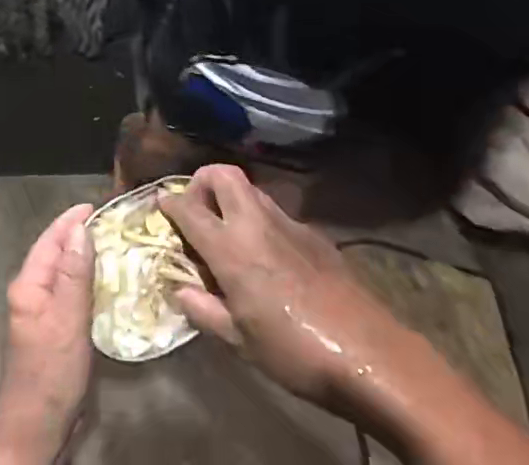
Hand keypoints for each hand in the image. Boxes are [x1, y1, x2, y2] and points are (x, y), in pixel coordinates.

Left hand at [0, 203, 95, 464]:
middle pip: (56, 253)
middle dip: (79, 235)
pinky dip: (87, 282)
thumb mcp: (65, 320)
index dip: (71, 220)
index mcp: (28, 284)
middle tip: (113, 224)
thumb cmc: (49, 372)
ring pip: (64, 274)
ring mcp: (41, 313)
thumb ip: (74, 274)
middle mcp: (31, 292)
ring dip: (85, 257)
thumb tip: (81, 229)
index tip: (97, 204)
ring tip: (115, 246)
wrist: (34, 429)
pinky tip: (106, 284)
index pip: (50, 239)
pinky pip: (70, 295)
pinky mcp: (53, 332)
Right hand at [157, 166, 422, 417]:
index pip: (189, 208)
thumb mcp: (239, 341)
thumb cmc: (292, 351)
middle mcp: (255, 223)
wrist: (367, 353)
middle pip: (222, 174)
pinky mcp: (313, 234)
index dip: (170, 202)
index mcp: (230, 248)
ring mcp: (288, 224)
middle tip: (198, 207)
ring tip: (229, 230)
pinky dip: (260, 219)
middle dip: (202, 180)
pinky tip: (268, 254)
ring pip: (251, 188)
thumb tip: (182, 291)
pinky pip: (276, 212)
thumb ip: (204, 311)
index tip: (162, 203)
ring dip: (232, 197)